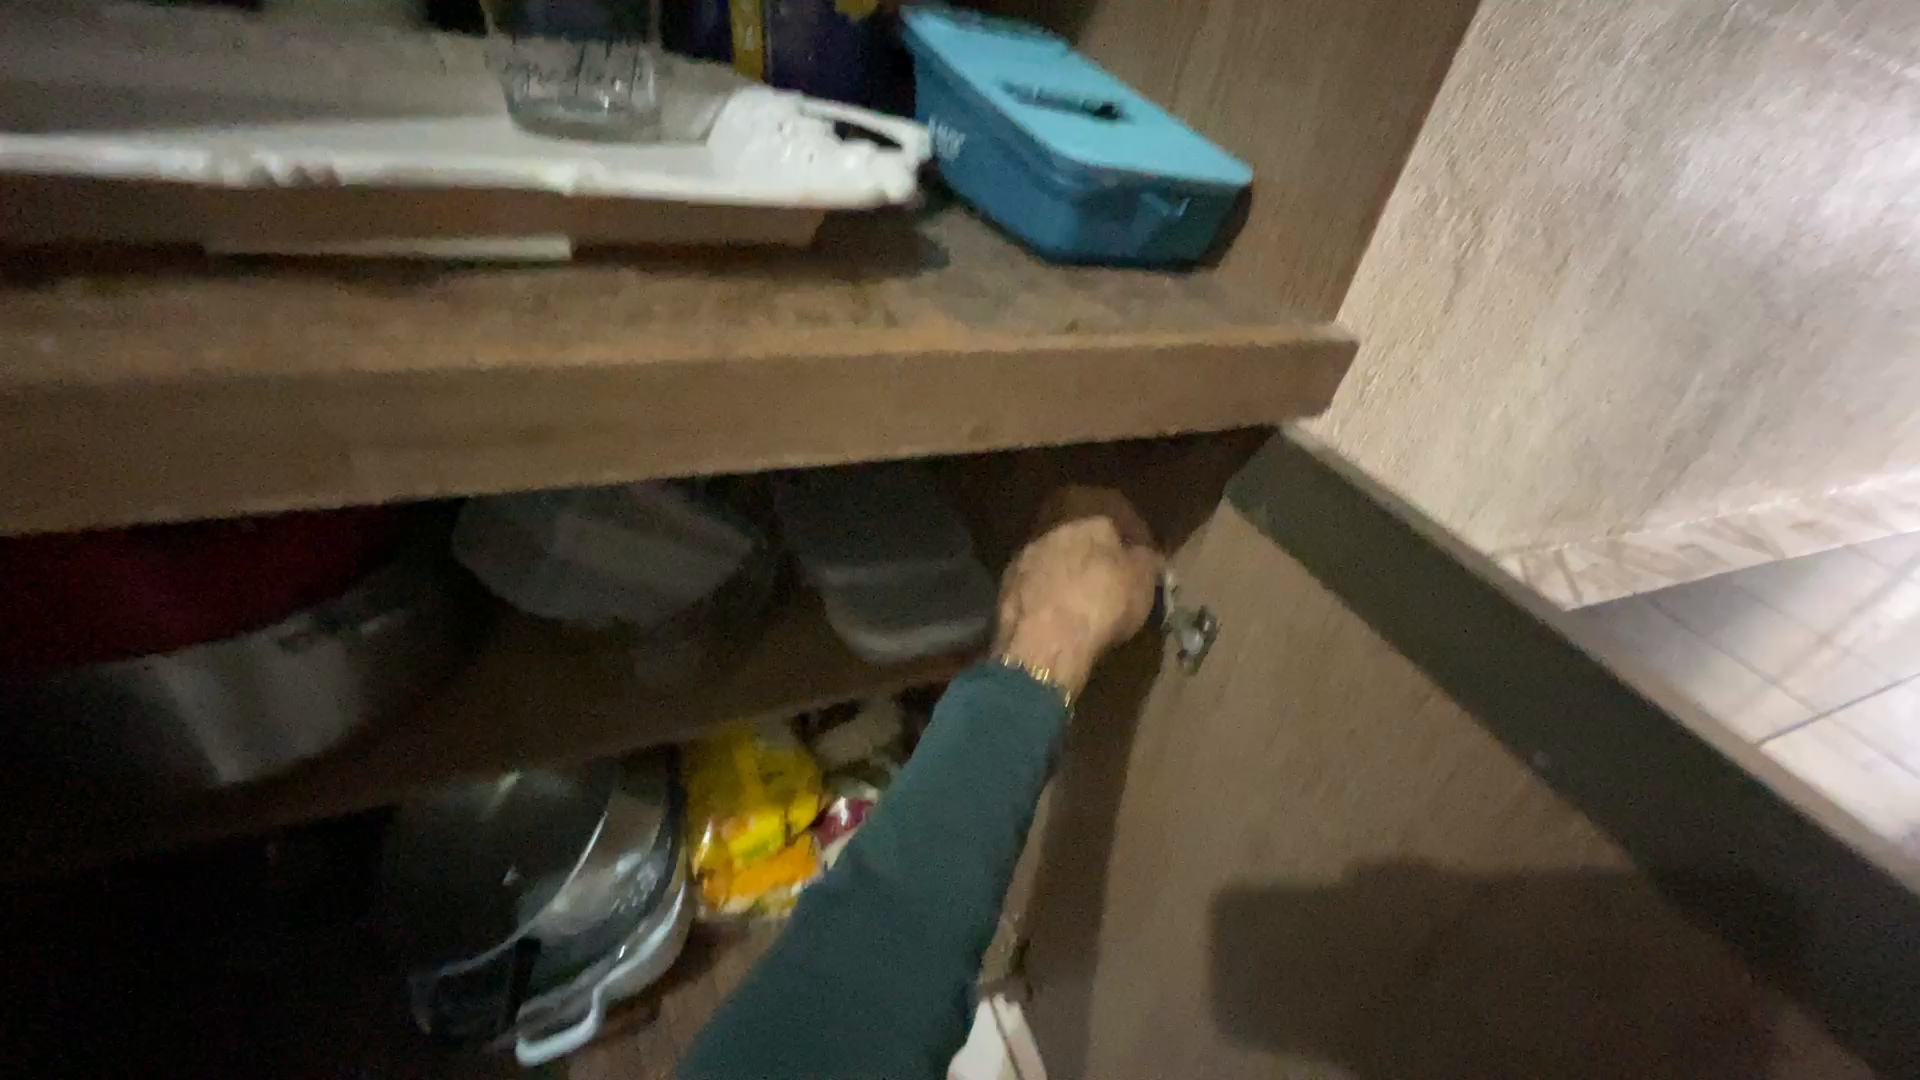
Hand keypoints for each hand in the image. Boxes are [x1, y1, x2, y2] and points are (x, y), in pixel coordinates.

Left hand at [994, 487, 1163, 697]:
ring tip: (1084, 598)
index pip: (1113, 506)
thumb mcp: (1142, 579)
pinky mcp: (1004, 586)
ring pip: (1054, 555)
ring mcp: (1022, 554)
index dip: (1133, 531)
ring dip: (1068, 571)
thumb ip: (1144, 559)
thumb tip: (1144, 555)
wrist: (1042, 641)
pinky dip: (1048, 593)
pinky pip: (1036, 582)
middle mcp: (1048, 524)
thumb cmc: (1101, 601)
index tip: (1144, 553)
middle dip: (1095, 550)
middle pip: (1078, 530)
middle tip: (1112, 575)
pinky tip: (1059, 613)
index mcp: (1083, 509)